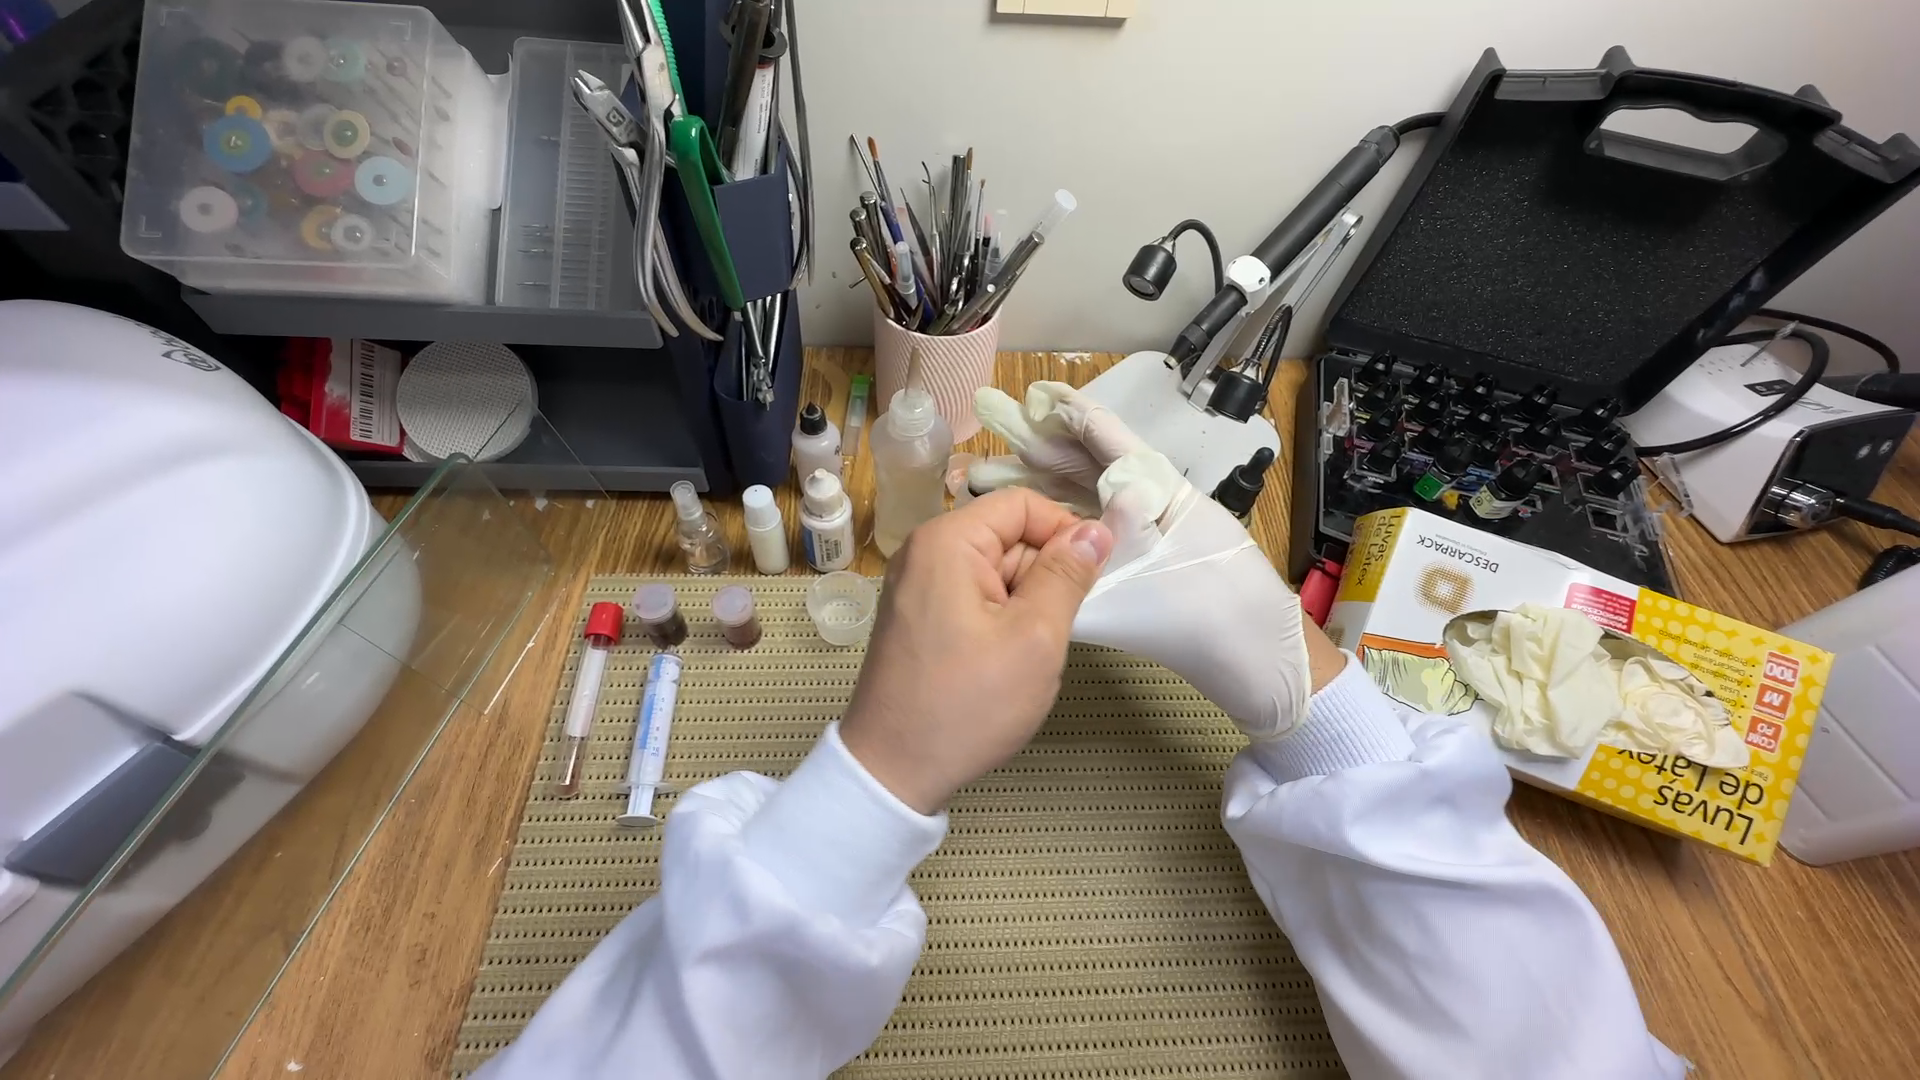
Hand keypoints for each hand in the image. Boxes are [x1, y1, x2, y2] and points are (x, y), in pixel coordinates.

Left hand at [839, 488, 1114, 813]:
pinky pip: (975, 596)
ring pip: (996, 571)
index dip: (1065, 531)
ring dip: (1026, 604)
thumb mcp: (1034, 638)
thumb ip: (1067, 575)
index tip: (1094, 576)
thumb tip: (1096, 530)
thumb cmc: (965, 705)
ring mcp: (918, 586)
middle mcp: (925, 552)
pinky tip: (1005, 660)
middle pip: (1008, 537)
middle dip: (1044, 576)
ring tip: (1027, 653)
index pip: (1022, 504)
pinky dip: (1002, 619)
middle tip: (1053, 631)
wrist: (892, 771)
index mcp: (947, 541)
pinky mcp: (919, 616)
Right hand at [972, 382, 1339, 739]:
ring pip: (1101, 496)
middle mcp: (1161, 503)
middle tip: (1009, 437)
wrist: (1263, 666)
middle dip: (1053, 451)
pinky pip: (1105, 529)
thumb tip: (1057, 520)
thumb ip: (1100, 549)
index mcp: (1164, 493)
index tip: (1037, 399)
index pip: (1111, 442)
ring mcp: (1160, 532)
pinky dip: (1074, 519)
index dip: (1072, 419)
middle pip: (1100, 465)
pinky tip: (1047, 520)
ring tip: (1015, 472)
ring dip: (1058, 484)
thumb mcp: (1143, 585)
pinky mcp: (1156, 561)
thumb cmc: (1208, 620)